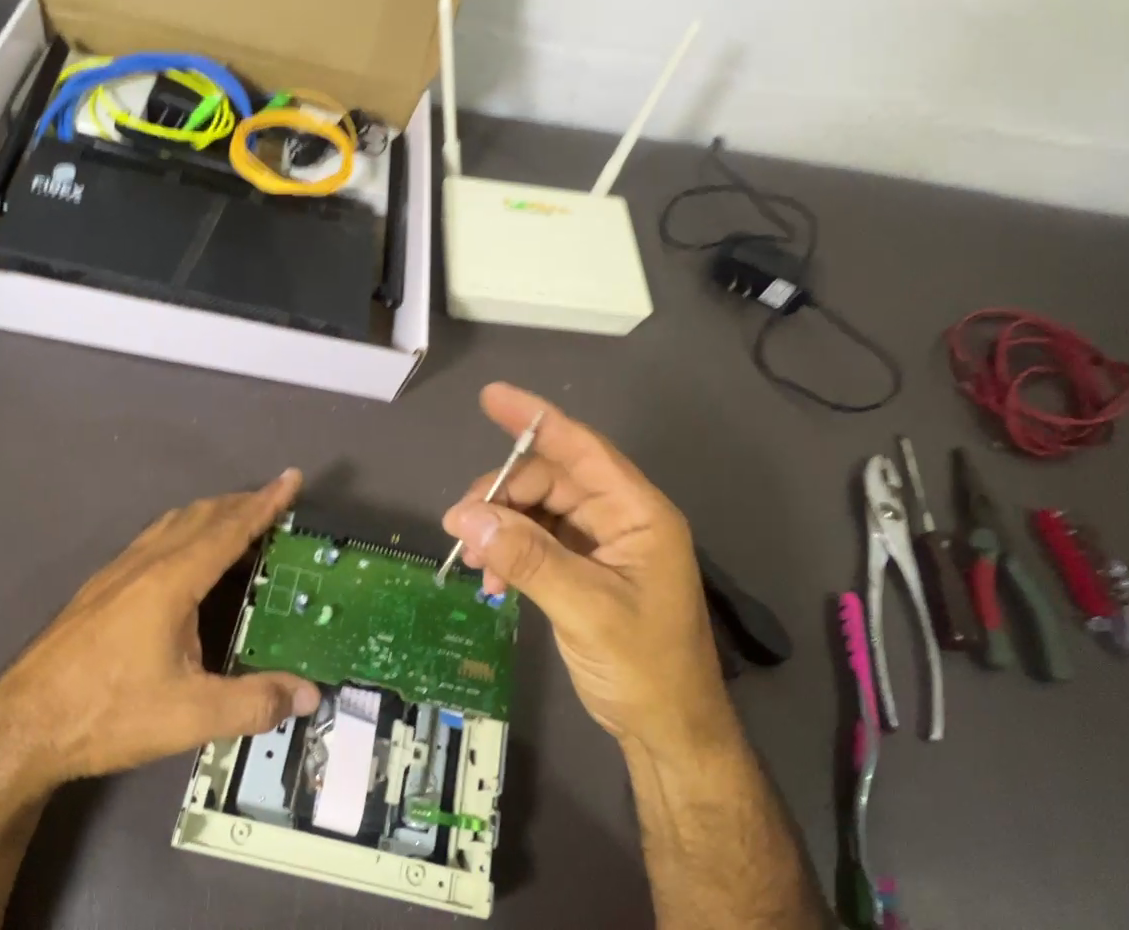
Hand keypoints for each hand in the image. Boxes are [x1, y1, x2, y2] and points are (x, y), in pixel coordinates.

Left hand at [0, 471, 321, 794]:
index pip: (229, 529)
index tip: (291, 477)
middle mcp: (144, 565)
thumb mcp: (191, 716)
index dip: (265, 503)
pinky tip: (185, 563)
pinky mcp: (98, 591)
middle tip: (276, 503)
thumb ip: (254, 703)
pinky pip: (152, 541)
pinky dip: (184, 533)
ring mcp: (115, 574)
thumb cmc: (108, 714)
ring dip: (210, 516)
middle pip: (200, 516)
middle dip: (241, 503)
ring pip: (171, 525)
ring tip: (238, 525)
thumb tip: (310, 695)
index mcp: (171, 581)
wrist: (18, 727)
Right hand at [442, 385, 735, 756]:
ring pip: (538, 512)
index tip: (491, 396)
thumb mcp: (586, 609)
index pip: (581, 448)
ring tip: (472, 561)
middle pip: (550, 481)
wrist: (669, 732)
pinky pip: (537, 544)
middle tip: (459, 525)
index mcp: (637, 513)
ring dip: (501, 528)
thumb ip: (528, 558)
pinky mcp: (583, 572)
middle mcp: (619, 520)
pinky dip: (510, 554)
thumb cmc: (644, 666)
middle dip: (502, 495)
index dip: (535, 419)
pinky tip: (490, 579)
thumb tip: (466, 517)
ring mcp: (600, 546)